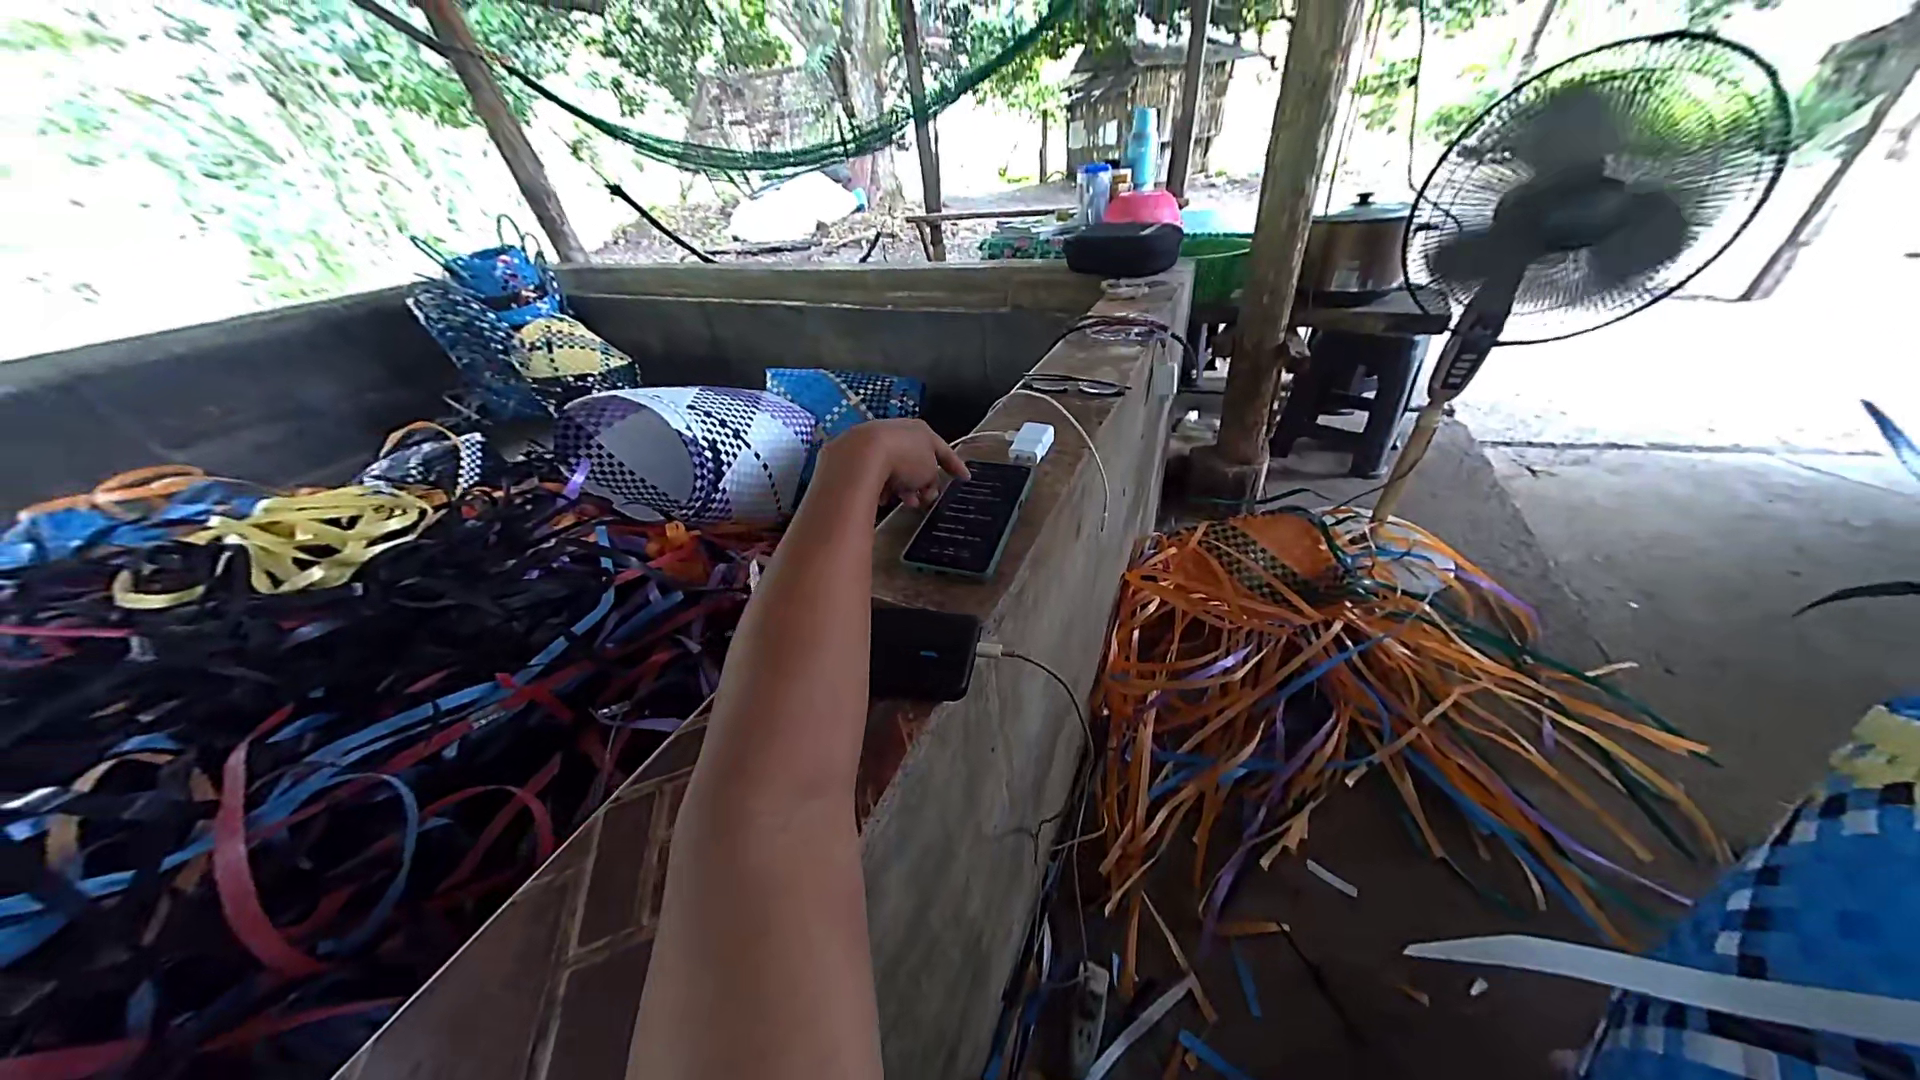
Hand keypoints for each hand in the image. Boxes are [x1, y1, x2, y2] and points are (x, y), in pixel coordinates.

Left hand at [815, 419, 968, 508]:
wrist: (862, 455)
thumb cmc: (904, 460)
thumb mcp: (929, 472)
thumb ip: (933, 478)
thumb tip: (924, 485)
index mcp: (921, 431)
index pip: (944, 450)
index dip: (956, 465)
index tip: (965, 478)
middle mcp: (898, 431)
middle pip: (916, 462)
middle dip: (922, 484)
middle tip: (923, 500)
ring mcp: (876, 440)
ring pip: (895, 469)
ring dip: (903, 488)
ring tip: (904, 503)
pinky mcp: (857, 452)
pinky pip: (876, 473)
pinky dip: (882, 486)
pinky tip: (882, 498)